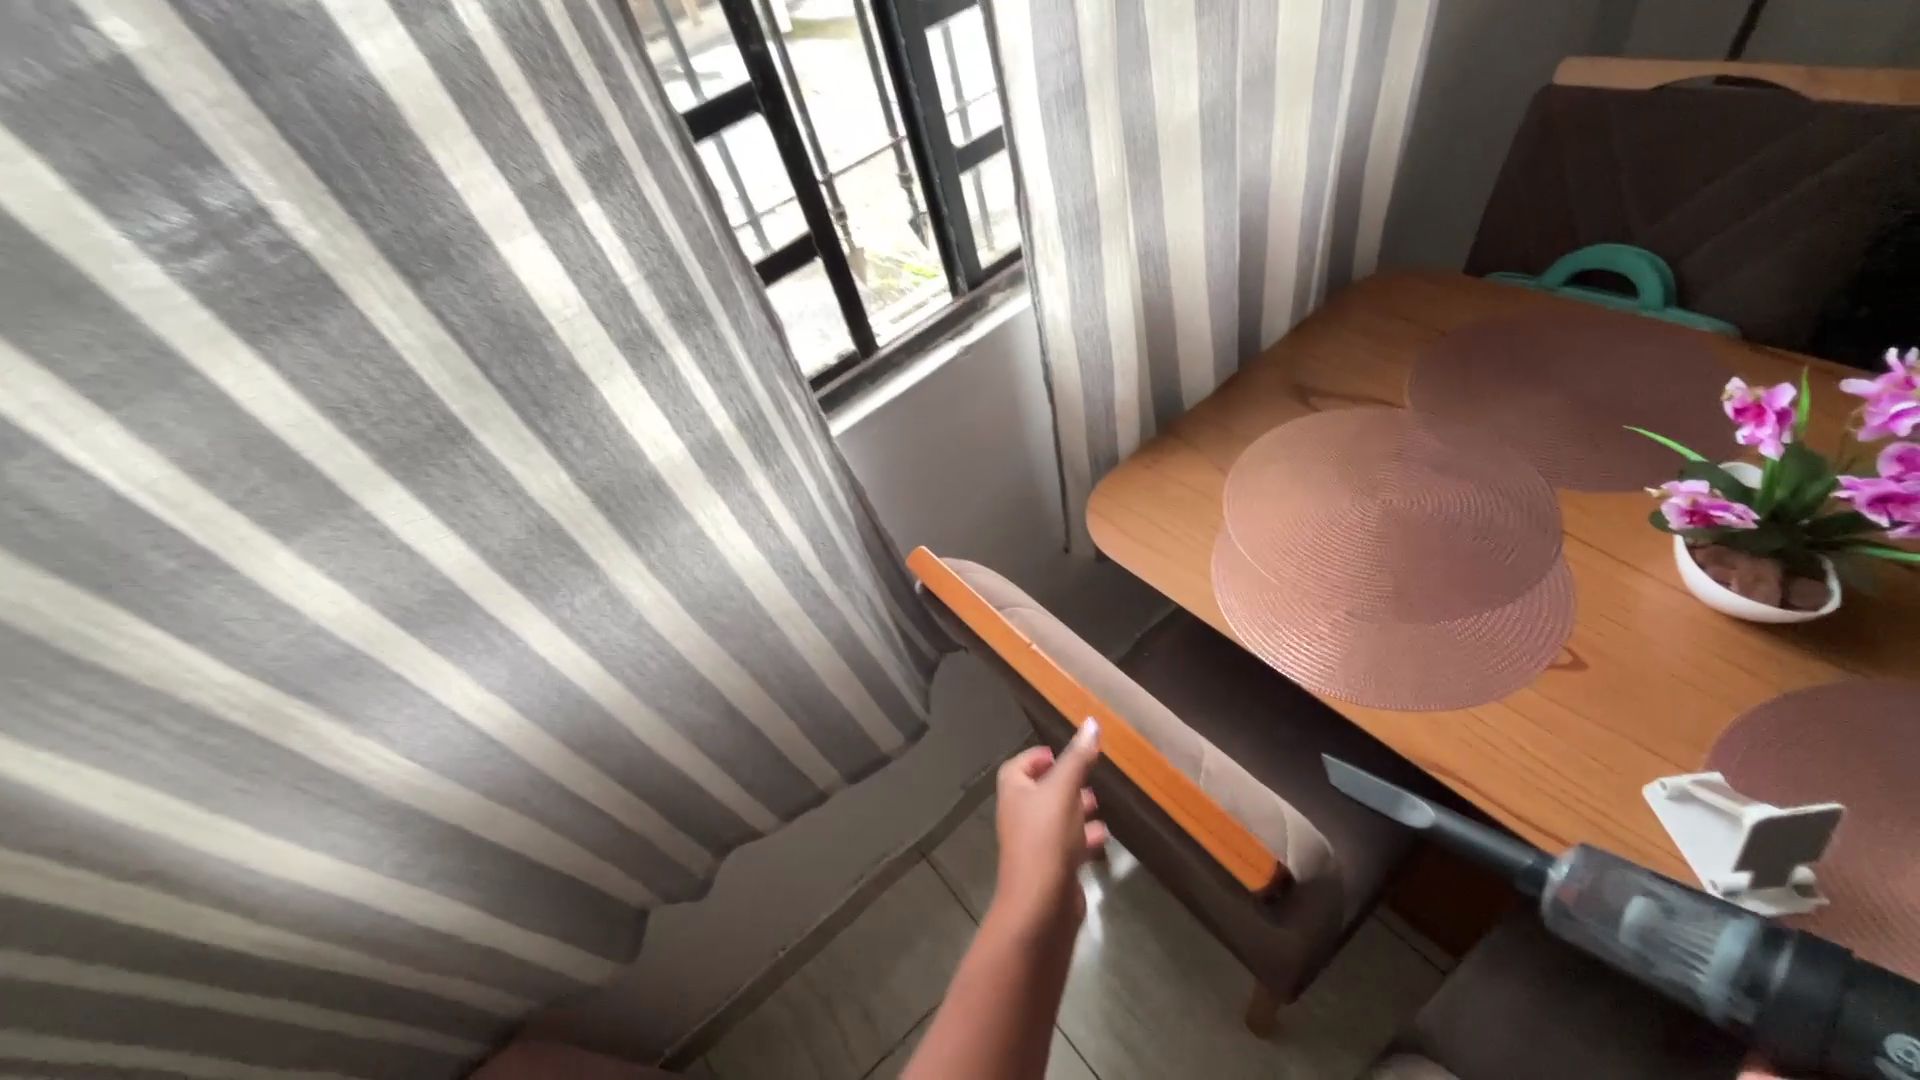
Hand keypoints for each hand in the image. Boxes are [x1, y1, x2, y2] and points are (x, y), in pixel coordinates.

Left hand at [991, 721, 1106, 930]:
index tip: (1058, 754)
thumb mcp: (1064, 790)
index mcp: (1014, 793)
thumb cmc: (1046, 838)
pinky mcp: (1051, 870)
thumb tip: (1092, 722)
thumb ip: (1078, 758)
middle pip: (1039, 794)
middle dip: (1063, 785)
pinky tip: (1102, 839)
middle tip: (1086, 779)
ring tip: (1097, 806)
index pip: (1017, 767)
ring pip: (1056, 821)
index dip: (1034, 758)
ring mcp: (1034, 846)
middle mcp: (1019, 817)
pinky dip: (1084, 840)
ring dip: (1076, 812)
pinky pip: (1068, 847)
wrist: (1041, 904)